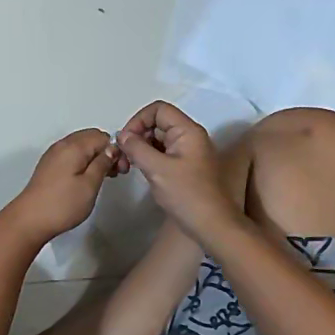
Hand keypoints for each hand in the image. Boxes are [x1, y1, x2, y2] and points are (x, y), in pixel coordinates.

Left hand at [0, 129, 121, 244]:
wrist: (30, 220)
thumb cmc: (63, 204)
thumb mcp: (90, 185)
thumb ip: (103, 163)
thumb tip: (112, 149)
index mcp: (74, 146)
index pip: (103, 136)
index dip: (116, 150)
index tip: (121, 170)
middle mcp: (62, 145)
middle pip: (91, 138)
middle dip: (106, 151)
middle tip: (115, 173)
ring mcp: (53, 155)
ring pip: (81, 146)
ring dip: (95, 157)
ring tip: (103, 178)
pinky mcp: (49, 166)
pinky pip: (71, 155)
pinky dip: (83, 162)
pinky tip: (87, 179)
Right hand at [115, 101, 239, 239]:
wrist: (211, 224)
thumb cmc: (186, 194)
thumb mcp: (157, 169)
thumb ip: (137, 148)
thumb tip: (123, 135)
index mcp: (188, 131)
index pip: (158, 109)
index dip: (138, 120)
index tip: (125, 140)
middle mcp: (190, 136)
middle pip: (157, 123)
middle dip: (137, 135)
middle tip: (123, 156)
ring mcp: (188, 152)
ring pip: (158, 139)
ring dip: (141, 148)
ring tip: (127, 166)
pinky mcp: (185, 167)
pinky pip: (163, 153)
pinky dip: (149, 158)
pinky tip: (139, 170)